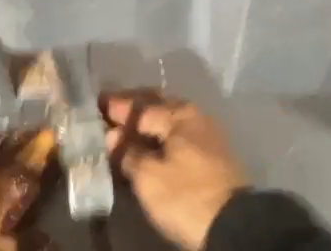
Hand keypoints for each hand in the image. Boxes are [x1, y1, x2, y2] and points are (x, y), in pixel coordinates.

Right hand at [103, 93, 247, 250]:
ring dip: (147, 124)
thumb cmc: (186, 196)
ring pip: (169, 121)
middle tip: (109, 112)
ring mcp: (206, 135)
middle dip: (133, 109)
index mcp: (178, 114)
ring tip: (127, 131)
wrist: (235, 227)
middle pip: (157, 106)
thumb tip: (112, 135)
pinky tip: (151, 146)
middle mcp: (194, 116)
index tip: (95, 103)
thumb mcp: (148, 177)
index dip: (116, 106)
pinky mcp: (213, 155)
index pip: (139, 106)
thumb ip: (127, 153)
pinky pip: (179, 135)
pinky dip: (161, 136)